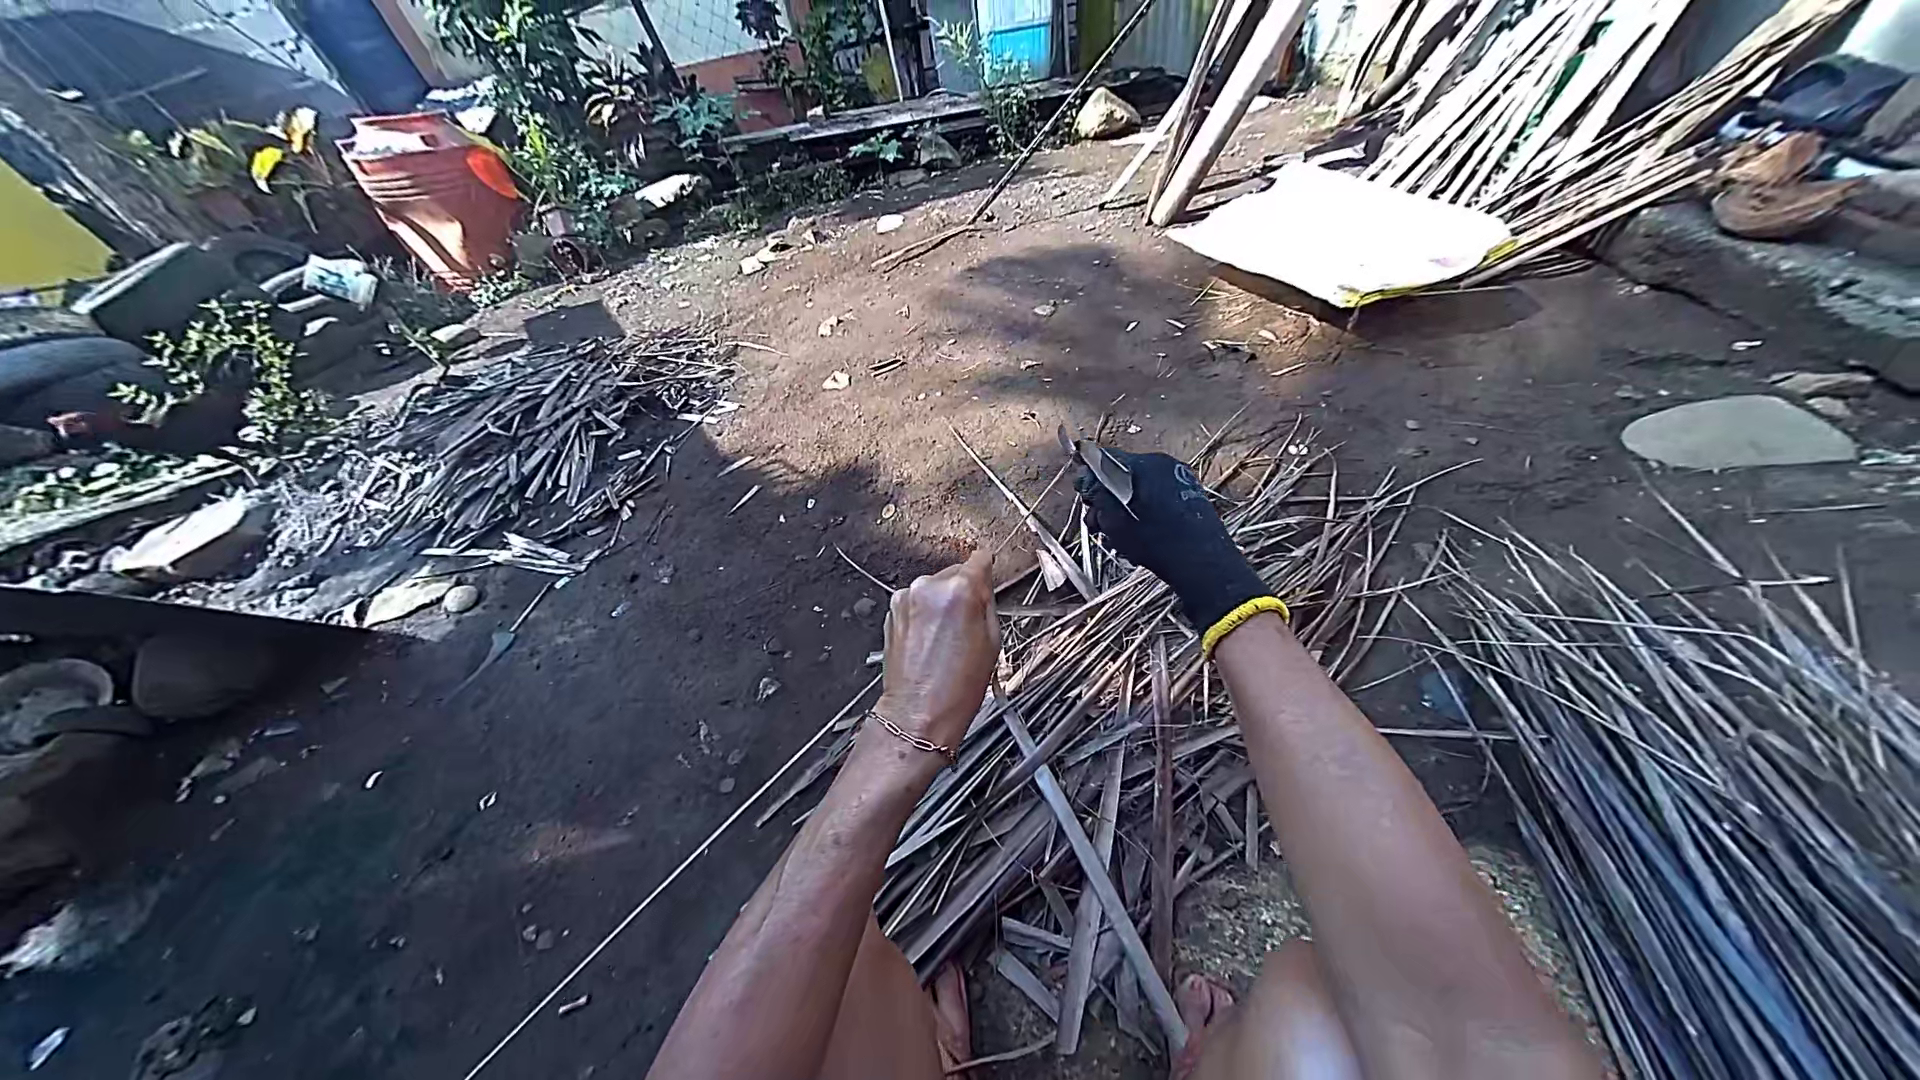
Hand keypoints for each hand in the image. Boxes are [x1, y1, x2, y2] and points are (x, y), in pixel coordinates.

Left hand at [873, 549, 999, 758]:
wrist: (918, 713)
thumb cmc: (956, 687)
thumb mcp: (992, 640)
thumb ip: (987, 601)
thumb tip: (984, 583)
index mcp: (960, 590)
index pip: (979, 559)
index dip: (986, 570)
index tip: (987, 578)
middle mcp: (929, 587)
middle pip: (955, 574)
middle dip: (964, 592)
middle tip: (969, 625)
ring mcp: (907, 598)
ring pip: (935, 588)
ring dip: (942, 603)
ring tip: (948, 638)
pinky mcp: (893, 610)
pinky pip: (917, 602)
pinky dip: (925, 614)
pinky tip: (931, 641)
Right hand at [1075, 448, 1268, 631]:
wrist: (1205, 566)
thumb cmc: (1158, 544)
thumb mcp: (1116, 521)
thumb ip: (1098, 495)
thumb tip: (1085, 478)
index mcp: (1146, 465)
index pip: (1104, 458)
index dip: (1089, 478)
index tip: (1085, 499)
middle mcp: (1164, 464)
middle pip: (1121, 472)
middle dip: (1105, 496)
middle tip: (1097, 524)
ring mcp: (1179, 478)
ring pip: (1136, 486)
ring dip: (1121, 506)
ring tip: (1115, 535)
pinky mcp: (1188, 493)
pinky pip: (1153, 493)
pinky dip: (1139, 508)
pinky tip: (1136, 533)